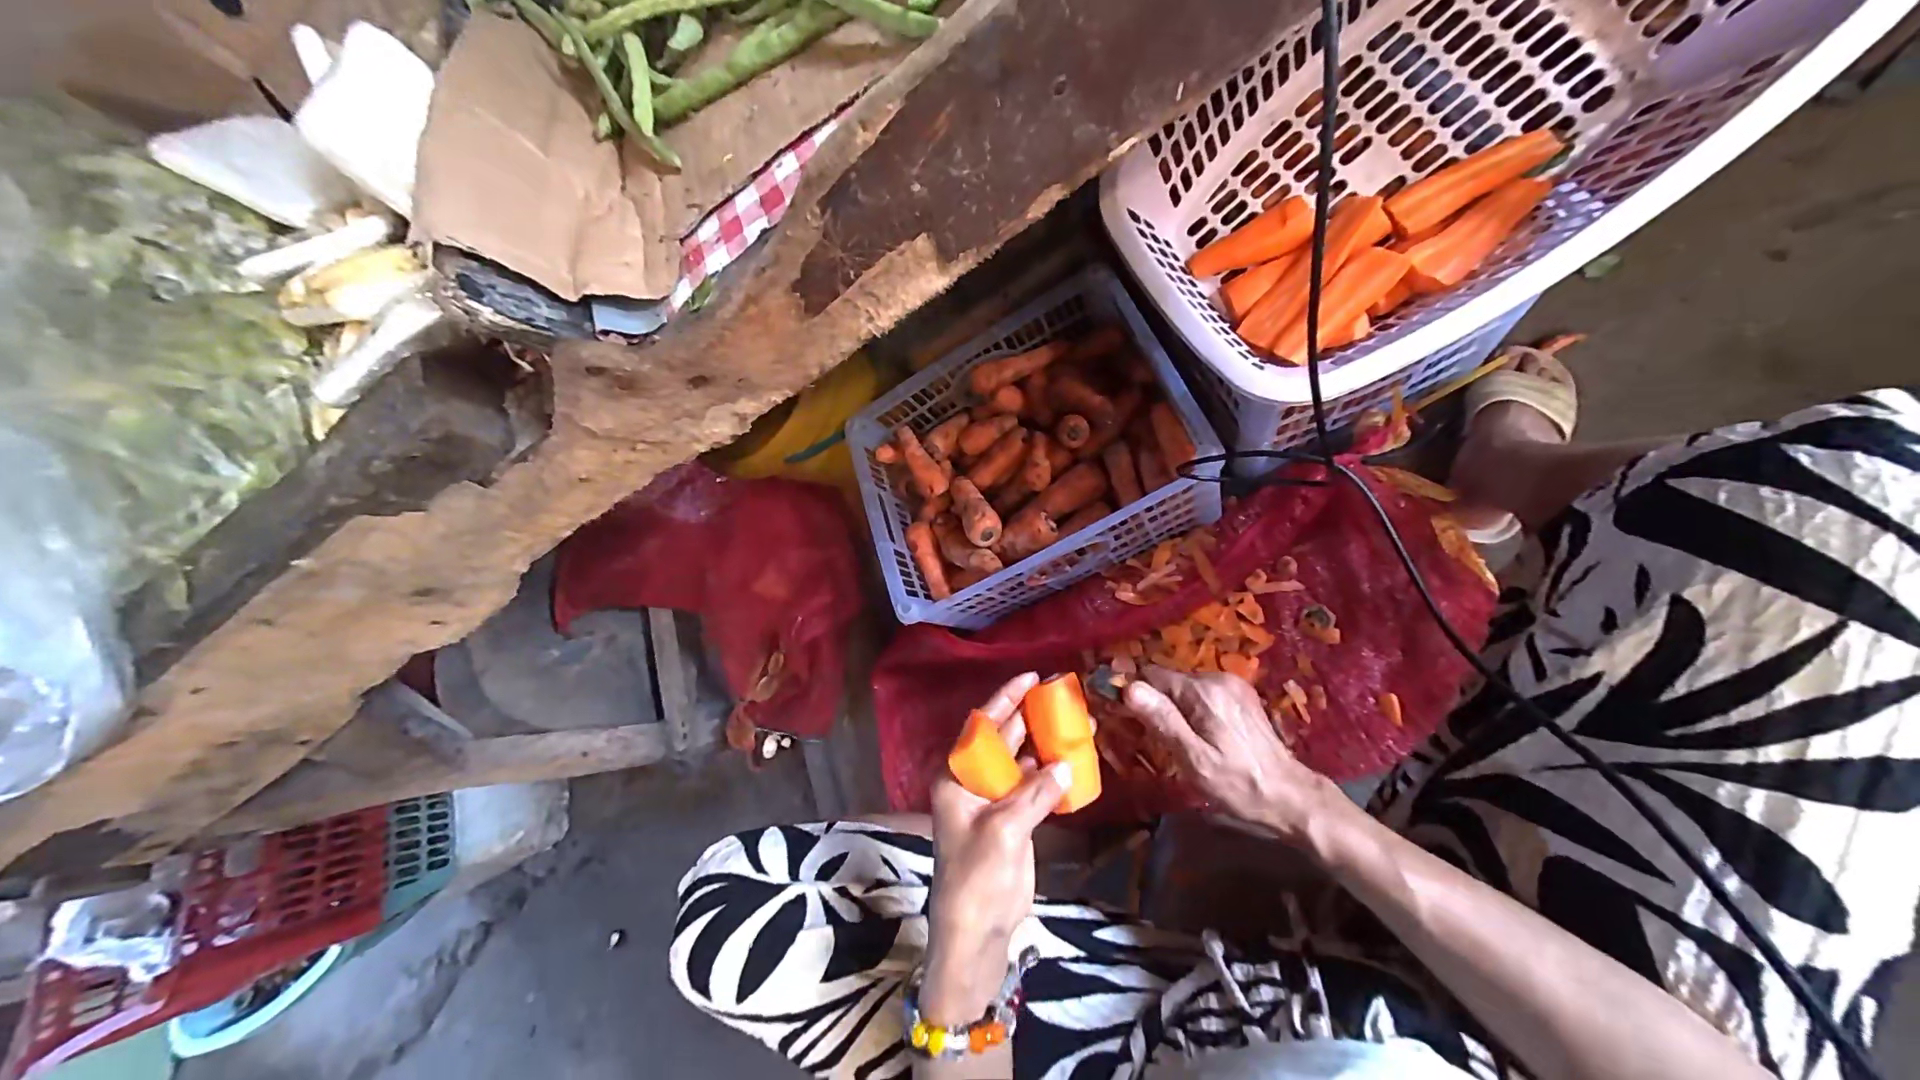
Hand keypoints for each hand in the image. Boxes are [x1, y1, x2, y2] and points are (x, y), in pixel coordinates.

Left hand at [923, 672, 1072, 1024]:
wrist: (978, 928)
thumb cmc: (976, 874)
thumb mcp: (1004, 829)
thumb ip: (1035, 793)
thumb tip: (1067, 764)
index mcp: (956, 776)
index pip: (981, 727)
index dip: (1004, 699)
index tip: (1029, 677)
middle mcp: (973, 780)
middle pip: (1002, 738)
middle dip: (1027, 715)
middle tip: (1056, 692)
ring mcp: (993, 799)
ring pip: (1020, 761)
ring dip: (1043, 742)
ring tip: (1072, 719)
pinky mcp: (1012, 818)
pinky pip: (1032, 785)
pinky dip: (1050, 773)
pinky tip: (1071, 758)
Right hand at [1124, 666, 1349, 846]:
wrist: (1290, 796)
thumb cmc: (1237, 784)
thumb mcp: (1194, 759)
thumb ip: (1162, 720)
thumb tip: (1129, 687)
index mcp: (1203, 691)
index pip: (1151, 674)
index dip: (1133, 692)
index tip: (1123, 715)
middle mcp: (1217, 679)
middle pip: (1168, 680)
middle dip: (1154, 702)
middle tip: (1150, 737)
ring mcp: (1232, 686)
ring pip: (1184, 688)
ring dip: (1173, 707)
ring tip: (1175, 741)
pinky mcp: (1240, 696)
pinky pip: (1202, 694)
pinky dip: (1192, 709)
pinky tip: (1198, 735)